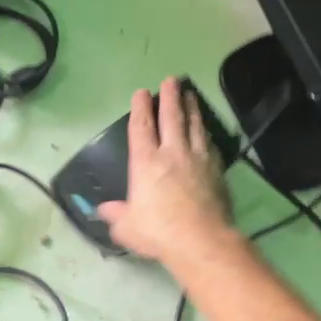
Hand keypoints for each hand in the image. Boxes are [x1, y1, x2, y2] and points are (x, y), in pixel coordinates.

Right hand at [97, 79, 236, 266]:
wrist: (200, 240)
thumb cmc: (157, 231)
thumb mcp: (126, 226)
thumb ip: (116, 214)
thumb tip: (104, 209)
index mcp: (145, 163)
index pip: (141, 128)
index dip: (140, 109)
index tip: (142, 93)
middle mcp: (172, 153)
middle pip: (172, 118)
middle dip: (170, 97)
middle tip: (172, 81)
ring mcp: (198, 160)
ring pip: (195, 126)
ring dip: (192, 109)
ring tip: (191, 95)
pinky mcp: (216, 171)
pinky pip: (210, 145)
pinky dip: (206, 133)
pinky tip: (206, 131)